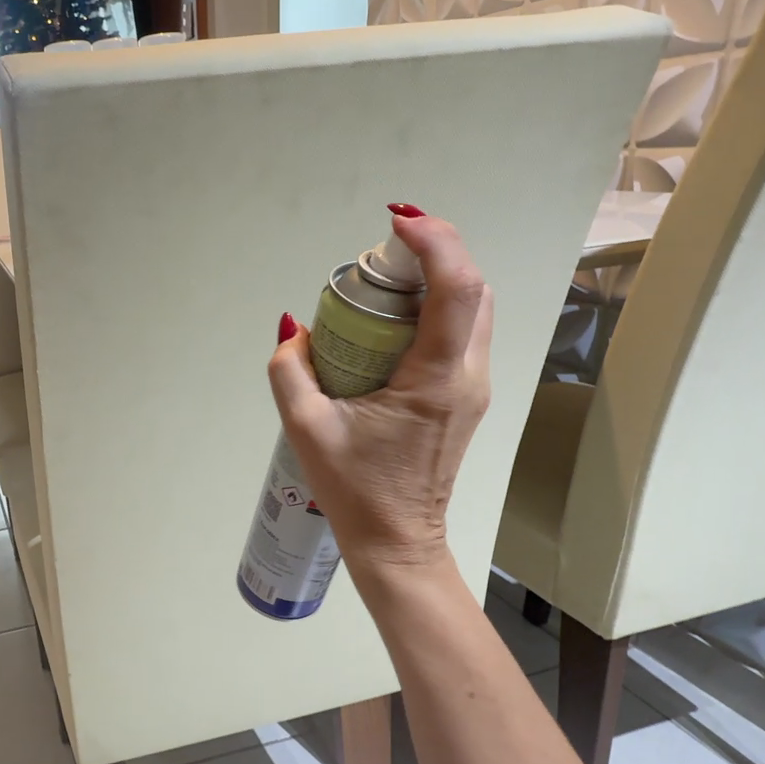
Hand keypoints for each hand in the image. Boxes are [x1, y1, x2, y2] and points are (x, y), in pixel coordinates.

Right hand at [268, 211, 493, 567]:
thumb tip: (295, 329)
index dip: (435, 242)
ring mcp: (472, 387)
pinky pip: (461, 334)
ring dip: (439, 279)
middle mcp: (467, 375)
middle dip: (436, 253)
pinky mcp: (465, 397)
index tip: (396, 222)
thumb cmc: (354, 490)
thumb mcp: (306, 429)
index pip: (456, 289)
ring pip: (474, 310)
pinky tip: (393, 319)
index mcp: (435, 379)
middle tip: (383, 249)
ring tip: (386, 278)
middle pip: (474, 289)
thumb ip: (290, 371)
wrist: (397, 541)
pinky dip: (435, 308)